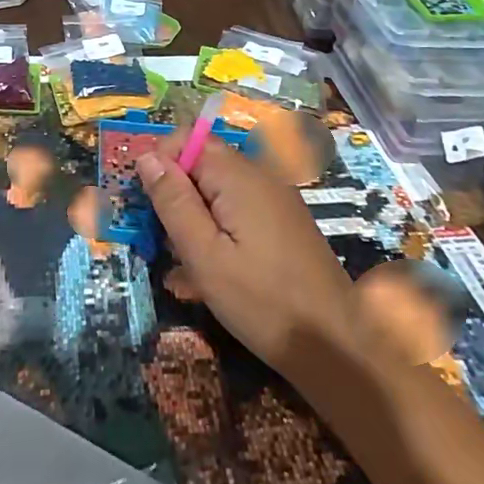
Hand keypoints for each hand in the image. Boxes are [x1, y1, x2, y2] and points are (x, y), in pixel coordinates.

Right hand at [137, 135, 353, 372]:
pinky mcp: (283, 219)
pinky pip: (238, 206)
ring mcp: (275, 196)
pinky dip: (219, 227)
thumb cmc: (261, 300)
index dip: (161, 164)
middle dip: (176, 194)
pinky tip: (218, 268)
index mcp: (237, 174)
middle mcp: (258, 173)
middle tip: (170, 244)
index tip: (151, 208)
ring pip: (217, 187)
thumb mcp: (203, 254)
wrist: (336, 344)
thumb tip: (147, 156)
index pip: (186, 138)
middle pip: (201, 162)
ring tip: (190, 264)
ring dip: (195, 215)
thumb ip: (173, 201)